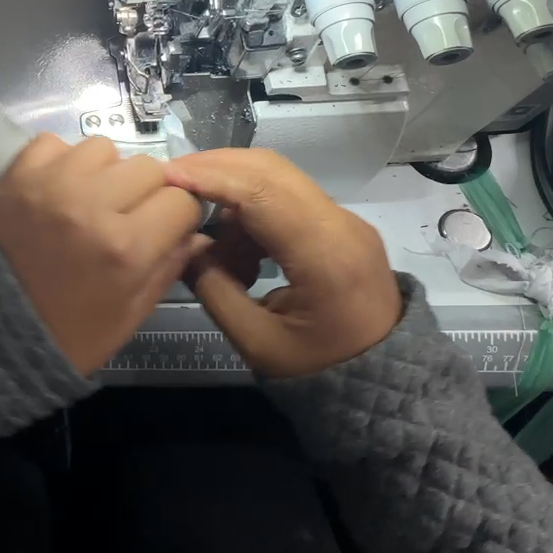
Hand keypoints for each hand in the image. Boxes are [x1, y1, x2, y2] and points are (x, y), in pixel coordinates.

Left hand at [0, 134, 204, 373]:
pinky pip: (54, 142)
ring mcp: (50, 184)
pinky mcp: (16, 175)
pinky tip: (57, 187)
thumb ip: (167, 269)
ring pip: (104, 148)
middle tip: (125, 216)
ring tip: (89, 199)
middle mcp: (91, 205)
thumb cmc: (65, 333)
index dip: (178, 216)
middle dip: (147, 192)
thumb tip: (195, 233)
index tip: (164, 228)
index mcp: (126, 248)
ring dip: (105, 171)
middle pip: (149, 167)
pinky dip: (61, 159)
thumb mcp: (128, 316)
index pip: (182, 201)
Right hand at [163, 149, 401, 377]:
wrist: (387, 384)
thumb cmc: (319, 368)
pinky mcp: (337, 225)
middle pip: (269, 169)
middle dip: (213, 167)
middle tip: (168, 182)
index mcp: (325, 255)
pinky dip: (247, 207)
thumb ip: (212, 287)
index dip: (209, 178)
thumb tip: (184, 244)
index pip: (260, 192)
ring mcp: (342, 221)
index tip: (165, 179)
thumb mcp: (255, 340)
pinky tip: (231, 244)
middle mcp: (340, 224)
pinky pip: (284, 197)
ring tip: (201, 229)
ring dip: (229, 189)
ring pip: (275, 177)